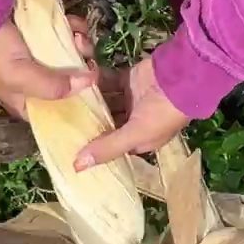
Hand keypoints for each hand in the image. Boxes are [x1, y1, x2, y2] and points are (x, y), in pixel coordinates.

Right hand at [0, 18, 97, 118]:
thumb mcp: (21, 77)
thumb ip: (53, 87)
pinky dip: (77, 30)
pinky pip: (74, 35)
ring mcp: (49, 58)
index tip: (93, 93)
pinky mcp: (52, 36)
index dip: (78, 105)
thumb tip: (89, 83)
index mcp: (29, 101)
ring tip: (76, 38)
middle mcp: (42, 82)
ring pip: (79, 58)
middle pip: (75, 84)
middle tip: (87, 61)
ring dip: (83, 47)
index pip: (59, 113)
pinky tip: (73, 25)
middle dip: (84, 71)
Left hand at [75, 55, 189, 170]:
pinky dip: (96, 83)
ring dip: (89, 101)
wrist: (182, 77)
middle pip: (105, 124)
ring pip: (104, 103)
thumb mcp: (136, 135)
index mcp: (139, 140)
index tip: (69, 146)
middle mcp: (133, 122)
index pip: (111, 147)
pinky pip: (107, 83)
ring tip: (64, 101)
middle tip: (60, 121)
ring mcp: (130, 100)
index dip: (93, 147)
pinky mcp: (127, 80)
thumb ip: (107, 149)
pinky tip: (78, 83)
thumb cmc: (163, 113)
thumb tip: (76, 167)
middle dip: (87, 123)